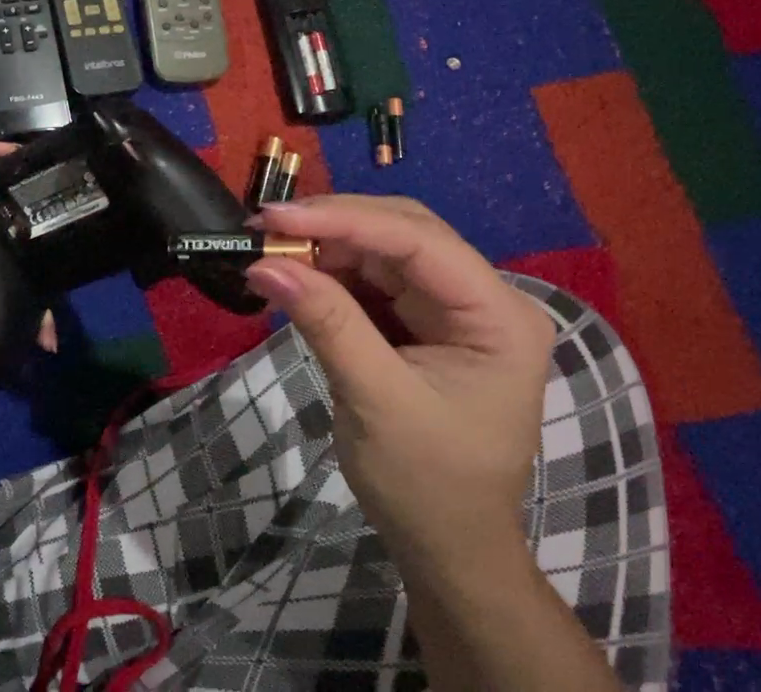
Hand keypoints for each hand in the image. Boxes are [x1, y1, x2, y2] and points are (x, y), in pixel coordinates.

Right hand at [244, 196, 553, 570]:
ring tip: (266, 253)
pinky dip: (325, 274)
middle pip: (402, 233)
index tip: (273, 217)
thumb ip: (326, 324)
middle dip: (331, 226)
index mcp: (498, 315)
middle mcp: (480, 299)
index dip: (344, 220)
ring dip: (322, 247)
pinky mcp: (417, 324)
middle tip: (262, 230)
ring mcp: (448, 310)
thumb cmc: (427, 481)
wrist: (445, 544)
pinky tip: (290, 276)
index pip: (419, 242)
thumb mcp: (375, 400)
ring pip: (380, 251)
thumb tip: (263, 264)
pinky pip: (367, 281)